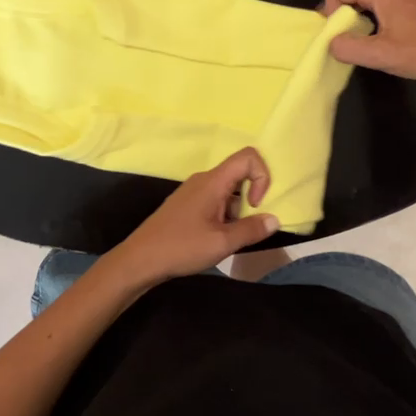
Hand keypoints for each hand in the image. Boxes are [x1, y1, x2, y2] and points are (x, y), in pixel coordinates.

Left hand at [103, 147, 281, 289]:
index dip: (261, 176)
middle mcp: (203, 180)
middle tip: (248, 226)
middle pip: (239, 173)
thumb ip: (251, 230)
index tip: (257, 205)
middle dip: (252, 197)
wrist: (141, 259)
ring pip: (228, 190)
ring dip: (238, 210)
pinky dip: (225, 215)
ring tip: (230, 238)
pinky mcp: (187, 204)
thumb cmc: (182, 247)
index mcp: (213, 181)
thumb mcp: (222, 242)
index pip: (247, 157)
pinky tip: (217, 238)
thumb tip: (275, 220)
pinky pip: (215, 200)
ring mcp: (193, 192)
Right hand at [322, 0, 415, 107]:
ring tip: (366, 39)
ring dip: (359, 14)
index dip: (328, 10)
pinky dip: (375, 14)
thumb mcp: (379, 55)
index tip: (338, 34)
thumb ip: (347, 47)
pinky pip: (384, 0)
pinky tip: (387, 36)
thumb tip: (331, 43)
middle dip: (342, 10)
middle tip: (348, 37)